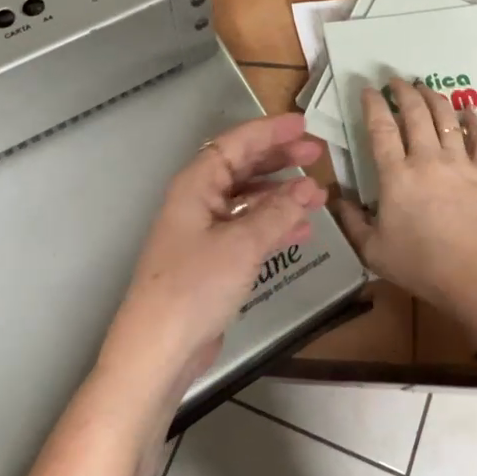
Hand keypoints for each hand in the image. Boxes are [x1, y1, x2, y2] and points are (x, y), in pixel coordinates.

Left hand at [99, 113, 328, 389]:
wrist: (158, 350)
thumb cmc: (194, 287)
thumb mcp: (242, 245)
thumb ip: (278, 213)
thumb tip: (308, 188)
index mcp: (196, 185)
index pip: (235, 143)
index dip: (270, 131)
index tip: (304, 125)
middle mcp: (198, 201)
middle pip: (242, 167)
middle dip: (279, 158)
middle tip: (316, 154)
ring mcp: (204, 232)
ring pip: (248, 199)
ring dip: (281, 194)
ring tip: (318, 193)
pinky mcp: (212, 261)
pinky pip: (249, 228)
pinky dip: (274, 225)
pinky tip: (301, 229)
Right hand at [333, 80, 476, 345]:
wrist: (472, 276)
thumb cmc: (418, 264)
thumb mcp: (372, 249)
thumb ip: (350, 220)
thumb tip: (334, 196)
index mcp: (396, 176)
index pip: (381, 127)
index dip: (373, 104)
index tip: (368, 89)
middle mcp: (426, 159)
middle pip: (414, 112)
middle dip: (403, 91)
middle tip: (396, 80)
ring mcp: (459, 161)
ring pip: (446, 116)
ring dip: (433, 97)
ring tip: (424, 88)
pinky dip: (472, 117)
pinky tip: (466, 109)